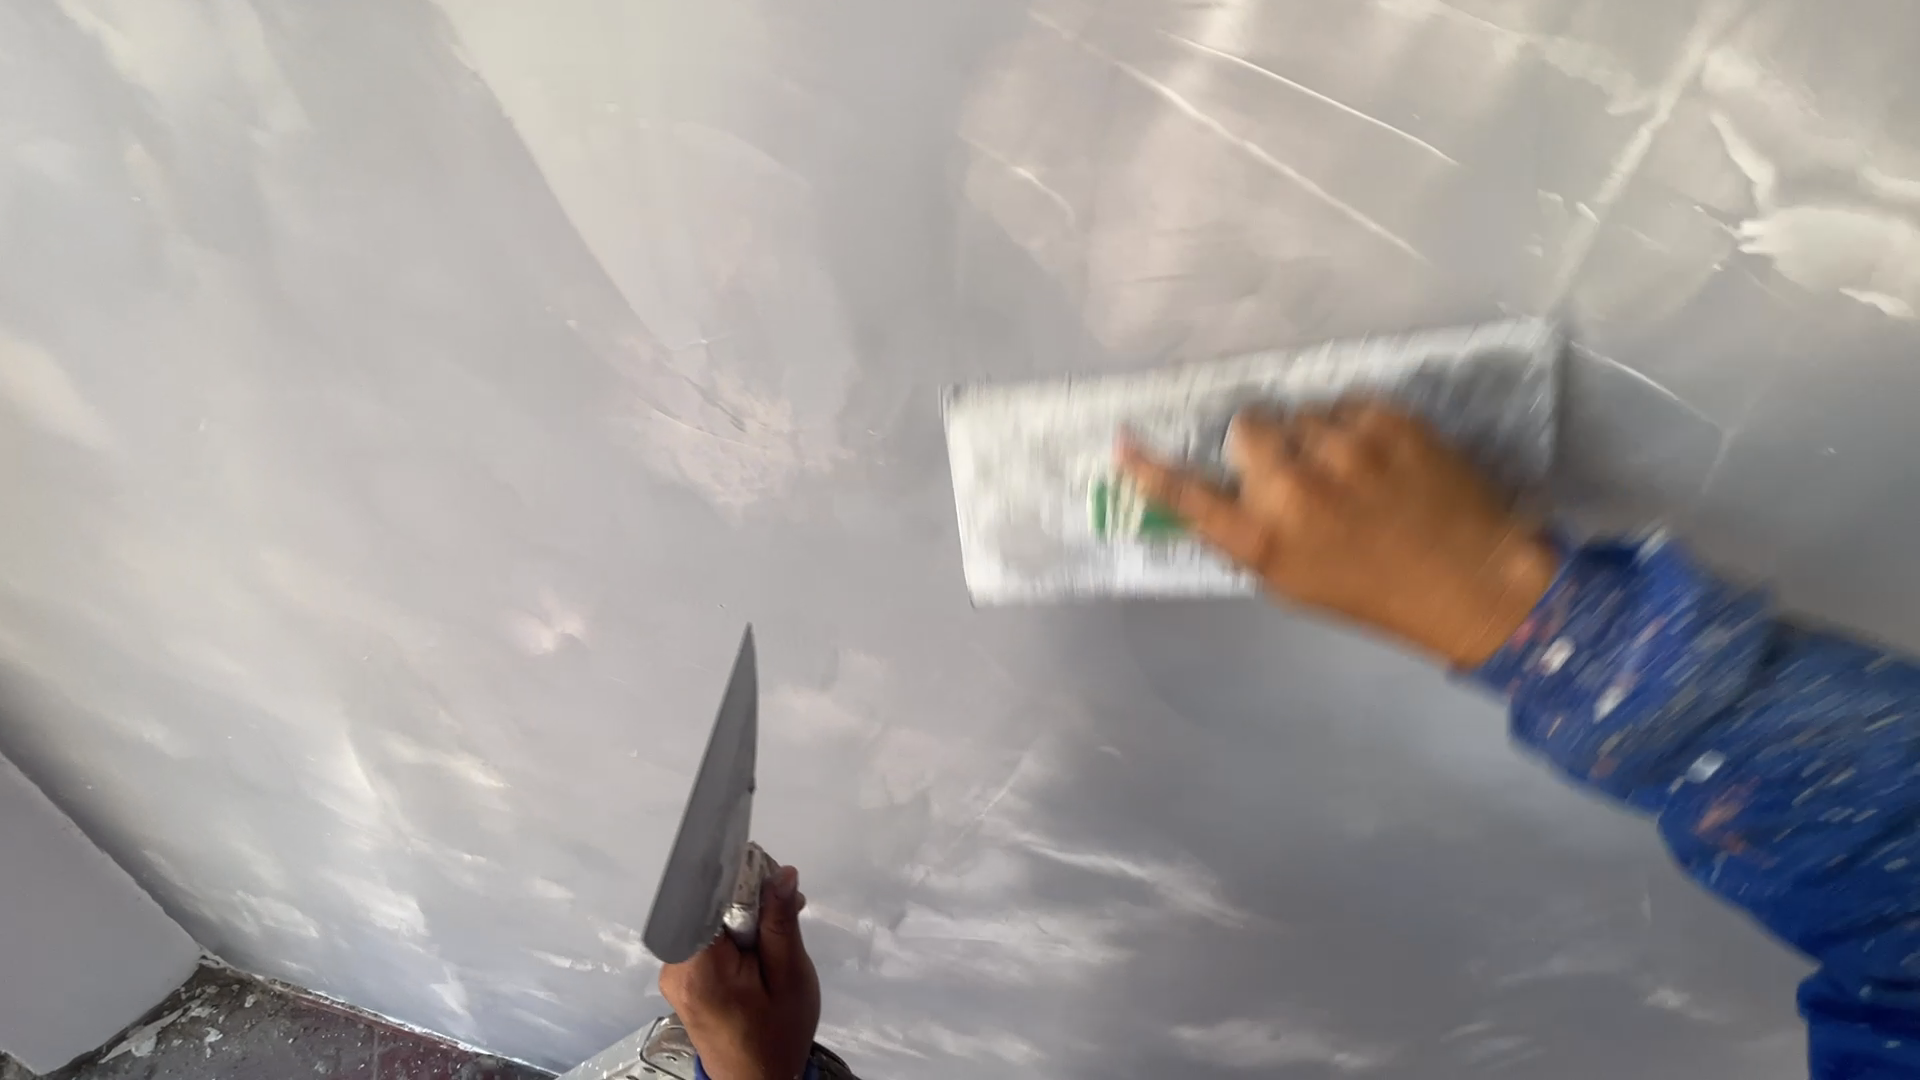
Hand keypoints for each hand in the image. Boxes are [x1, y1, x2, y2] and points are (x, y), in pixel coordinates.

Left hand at [658, 866, 820, 1079]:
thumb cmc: (777, 1033)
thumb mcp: (790, 975)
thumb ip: (780, 922)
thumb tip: (782, 872)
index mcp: (698, 967)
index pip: (707, 897)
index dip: (740, 878)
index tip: (773, 877)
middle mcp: (675, 965)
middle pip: (709, 905)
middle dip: (750, 896)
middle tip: (789, 904)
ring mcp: (677, 971)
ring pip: (712, 916)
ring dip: (747, 913)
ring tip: (781, 927)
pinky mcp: (685, 976)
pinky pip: (710, 934)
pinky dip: (737, 930)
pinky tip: (764, 942)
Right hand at [1117, 403, 1558, 667]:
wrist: (1475, 581)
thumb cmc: (1370, 591)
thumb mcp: (1289, 579)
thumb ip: (1244, 533)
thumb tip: (1214, 491)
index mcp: (1263, 540)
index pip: (1188, 496)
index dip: (1150, 470)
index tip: (1123, 444)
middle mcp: (1293, 489)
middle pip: (1247, 427)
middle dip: (1263, 443)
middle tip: (1293, 468)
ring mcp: (1344, 449)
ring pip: (1302, 414)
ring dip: (1315, 436)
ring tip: (1352, 470)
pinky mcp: (1390, 422)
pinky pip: (1348, 405)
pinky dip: (1356, 427)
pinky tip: (1382, 459)